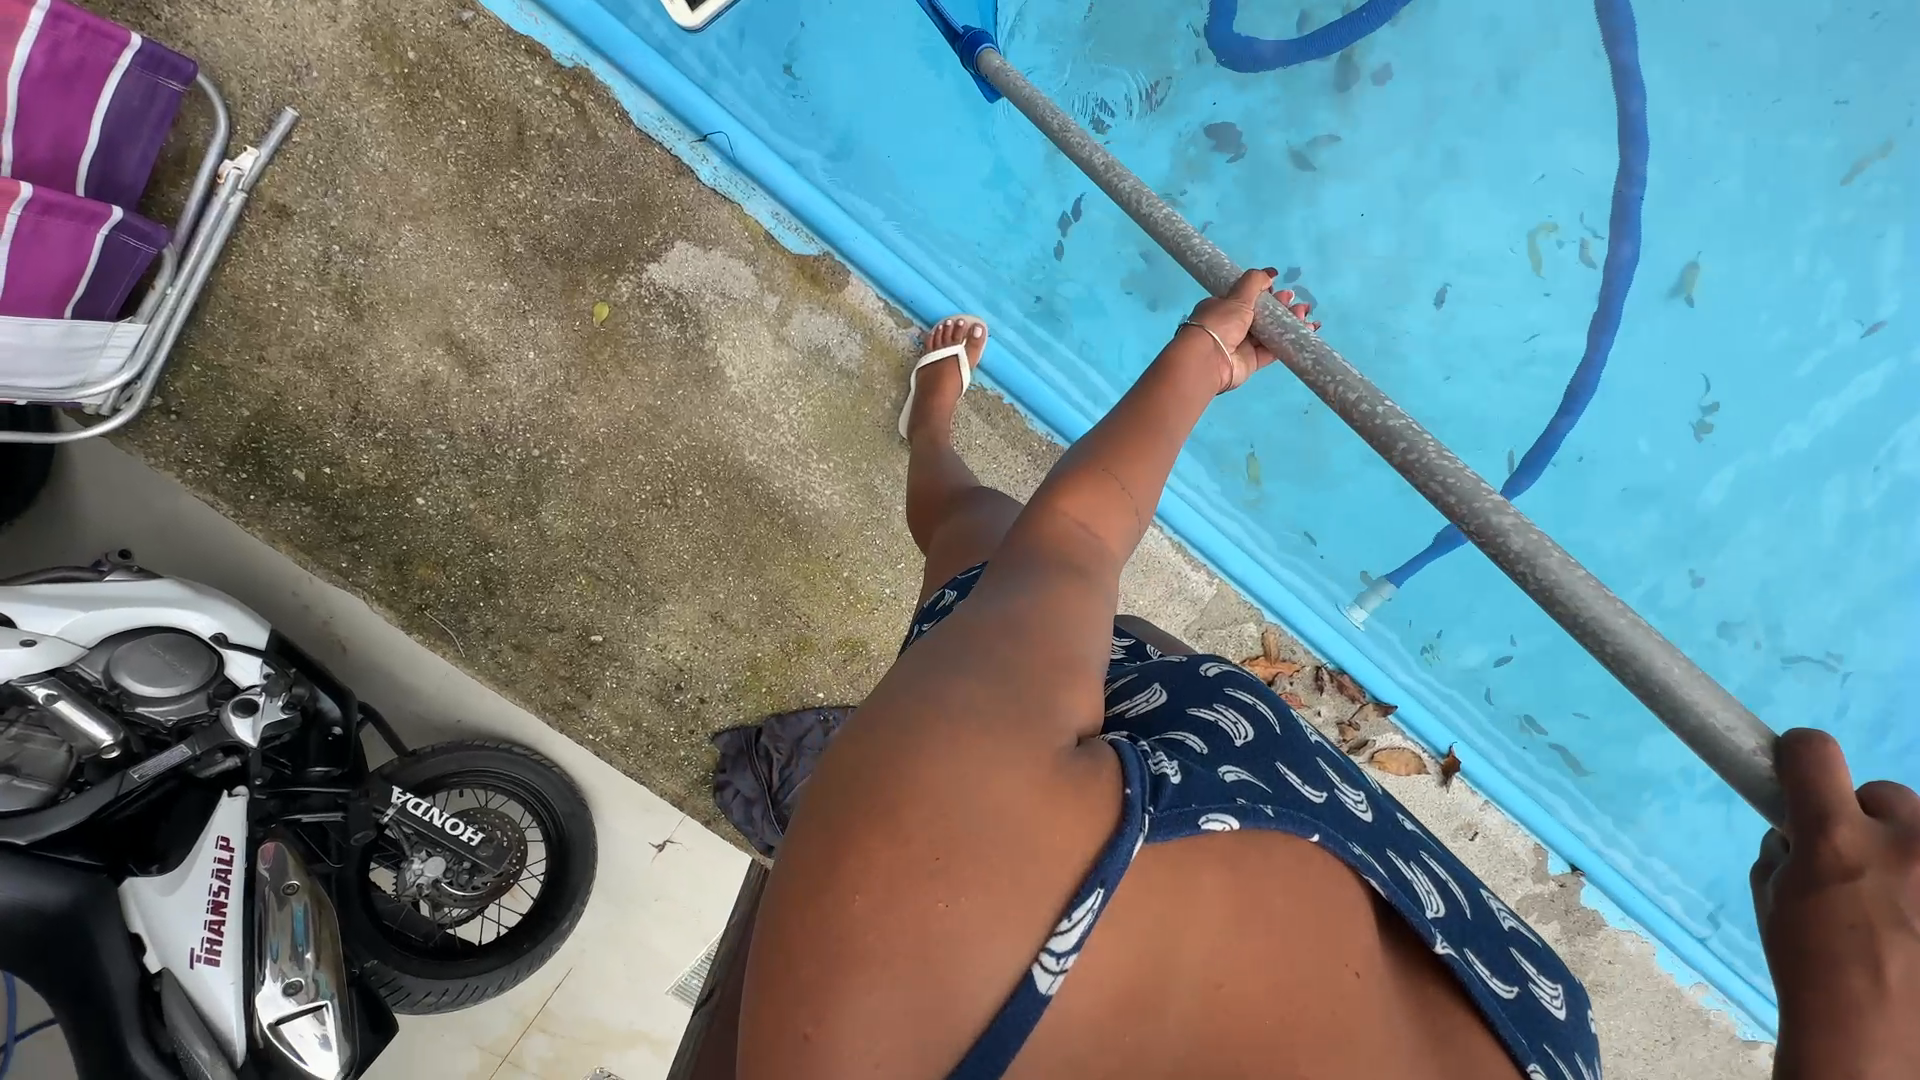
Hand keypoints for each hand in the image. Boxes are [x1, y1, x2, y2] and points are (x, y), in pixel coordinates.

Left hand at [1181, 269, 1319, 392]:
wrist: (1207, 361)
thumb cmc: (1219, 323)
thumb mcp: (1237, 296)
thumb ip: (1254, 282)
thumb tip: (1271, 272)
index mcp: (1221, 308)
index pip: (1246, 299)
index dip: (1265, 294)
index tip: (1280, 290)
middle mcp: (1230, 327)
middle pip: (1260, 316)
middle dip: (1281, 308)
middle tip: (1296, 303)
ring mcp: (1240, 346)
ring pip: (1268, 333)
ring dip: (1288, 323)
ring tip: (1304, 315)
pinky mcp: (1250, 362)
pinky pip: (1272, 351)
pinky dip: (1288, 342)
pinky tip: (1306, 331)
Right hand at [1751, 728, 1919, 1078]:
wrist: (1882, 1036)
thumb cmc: (1810, 964)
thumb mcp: (1771, 895)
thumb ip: (1787, 849)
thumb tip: (1801, 831)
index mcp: (1834, 837)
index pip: (1813, 751)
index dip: (1798, 755)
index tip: (1793, 769)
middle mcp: (1906, 844)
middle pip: (1888, 794)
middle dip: (1868, 819)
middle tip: (1860, 860)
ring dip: (1912, 851)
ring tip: (1904, 899)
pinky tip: (1914, 919)